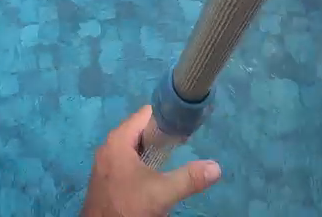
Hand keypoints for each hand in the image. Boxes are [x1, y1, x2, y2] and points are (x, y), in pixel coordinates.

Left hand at [80, 107, 221, 216]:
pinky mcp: (105, 177)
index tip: (183, 129)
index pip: (145, 114)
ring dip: (150, 152)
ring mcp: (105, 162)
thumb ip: (188, 178)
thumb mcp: (161, 193)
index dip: (166, 118)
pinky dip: (140, 163)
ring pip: (133, 147)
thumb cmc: (129, 207)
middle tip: (180, 146)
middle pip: (139, 130)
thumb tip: (216, 167)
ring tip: (169, 160)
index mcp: (118, 139)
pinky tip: (152, 176)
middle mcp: (109, 145)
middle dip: (160, 137)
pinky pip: (125, 160)